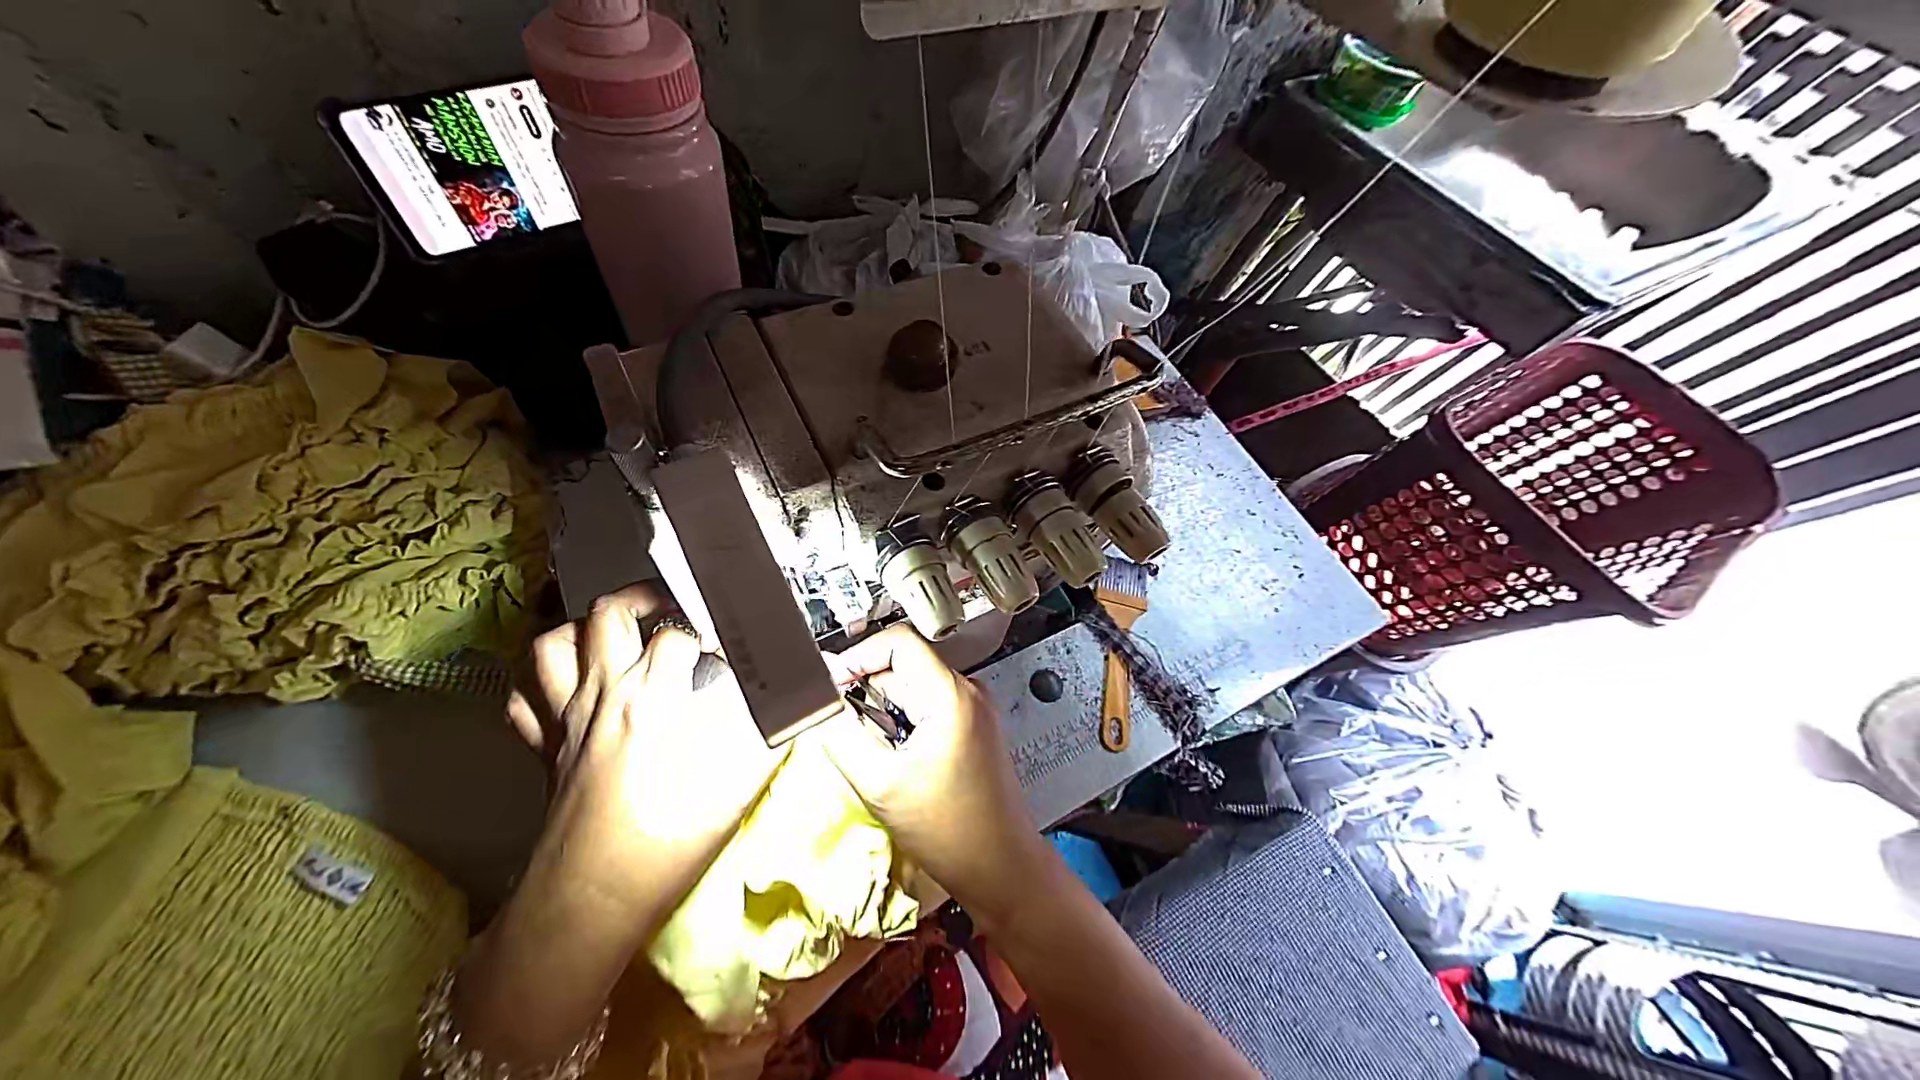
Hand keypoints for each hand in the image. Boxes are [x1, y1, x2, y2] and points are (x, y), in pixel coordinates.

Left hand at [506, 584, 787, 910]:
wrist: (590, 904)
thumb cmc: (664, 846)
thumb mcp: (737, 784)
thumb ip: (775, 729)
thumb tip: (814, 693)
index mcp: (651, 700)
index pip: (679, 634)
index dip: (711, 628)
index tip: (729, 637)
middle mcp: (603, 697)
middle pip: (609, 615)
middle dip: (645, 597)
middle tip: (671, 607)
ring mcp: (566, 720)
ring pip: (553, 644)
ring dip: (586, 628)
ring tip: (618, 630)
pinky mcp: (543, 749)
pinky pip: (522, 698)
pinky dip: (541, 680)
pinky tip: (569, 684)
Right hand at [821, 624, 1049, 920]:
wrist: (999, 866)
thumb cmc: (951, 832)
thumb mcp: (880, 783)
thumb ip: (840, 734)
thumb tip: (817, 701)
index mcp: (951, 695)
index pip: (896, 642)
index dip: (856, 657)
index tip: (832, 684)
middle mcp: (967, 692)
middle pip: (901, 666)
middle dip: (866, 692)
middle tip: (846, 729)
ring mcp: (972, 709)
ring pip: (910, 688)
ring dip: (882, 712)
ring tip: (875, 753)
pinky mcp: (969, 726)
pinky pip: (924, 707)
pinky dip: (900, 725)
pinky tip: (896, 760)